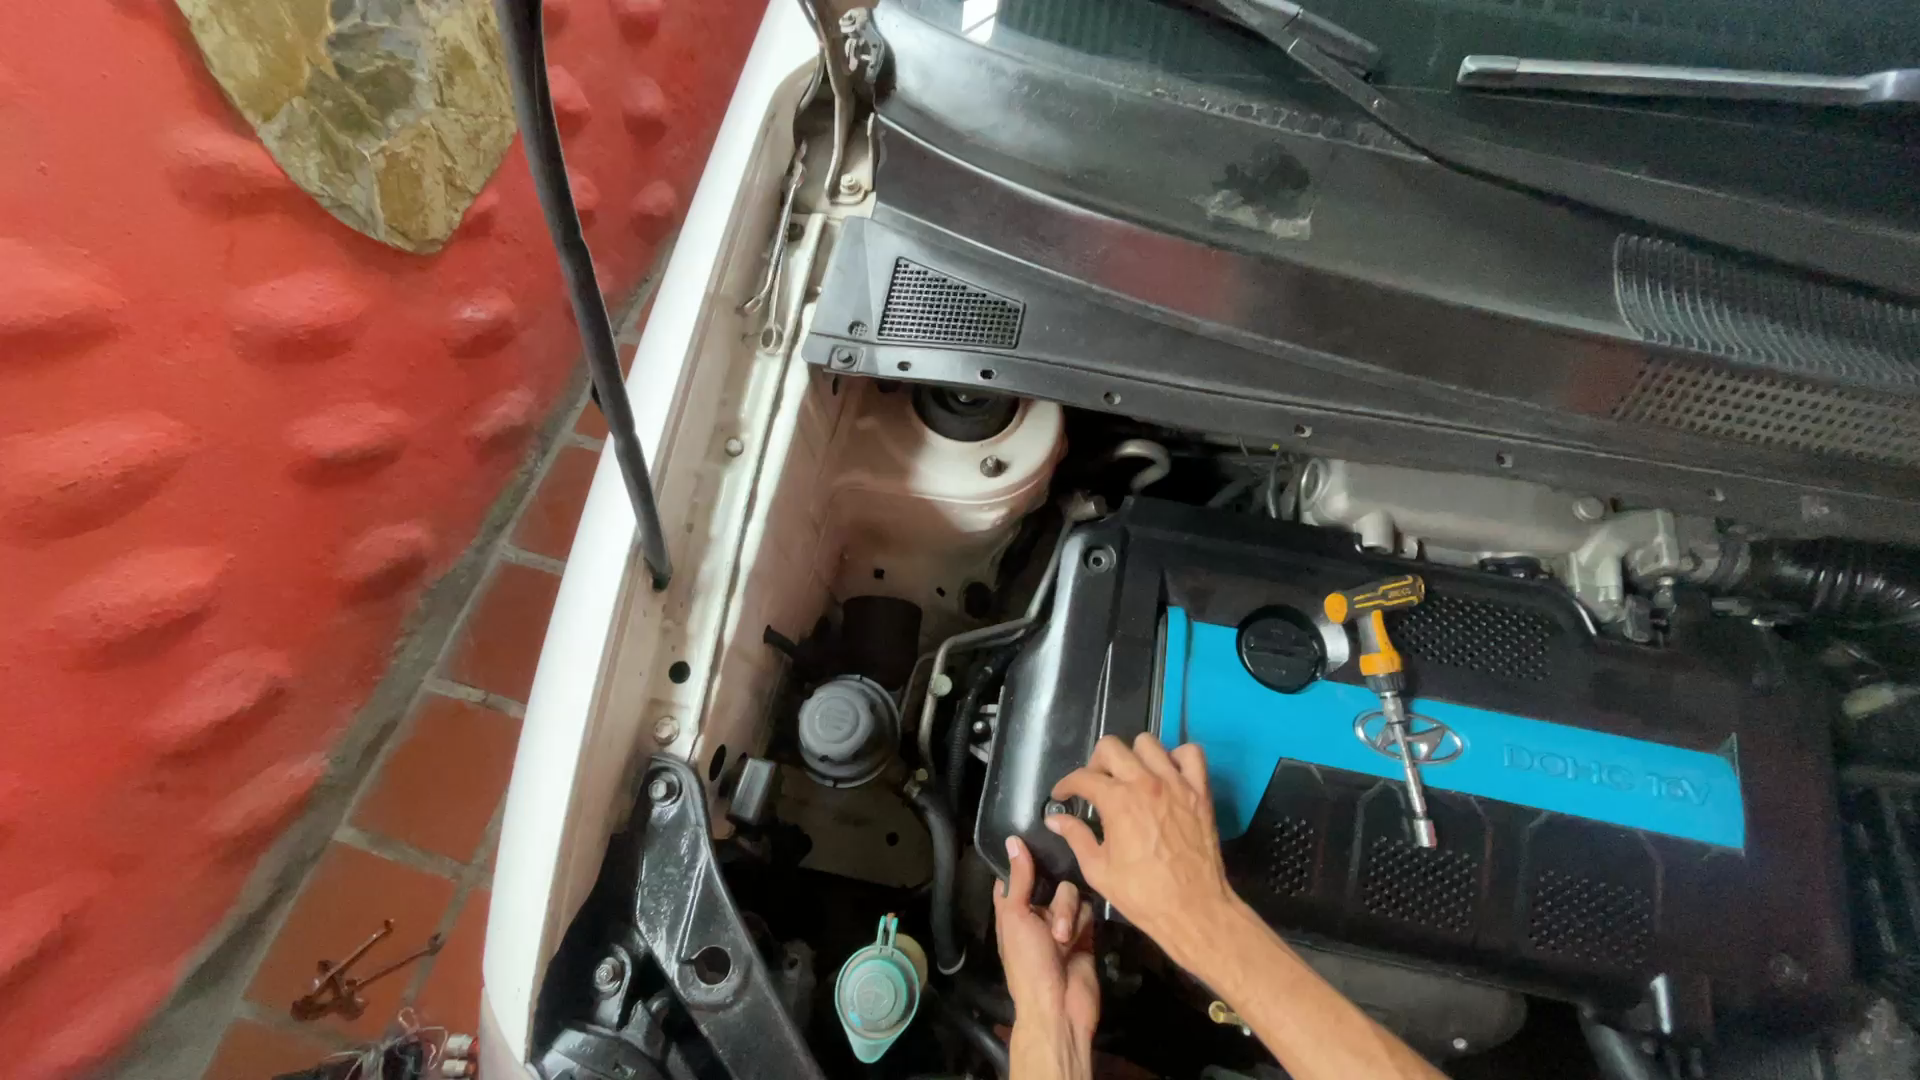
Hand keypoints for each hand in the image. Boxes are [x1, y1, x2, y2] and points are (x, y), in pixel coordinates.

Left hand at [995, 835, 1098, 1079]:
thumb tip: (1013, 840)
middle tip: (1051, 907)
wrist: (1059, 1008)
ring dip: (1067, 913)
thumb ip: (1019, 878)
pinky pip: (1088, 910)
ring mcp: (1061, 922)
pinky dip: (1082, 923)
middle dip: (1054, 892)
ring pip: (1070, 893)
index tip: (1035, 835)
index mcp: (1013, 908)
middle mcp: (1036, 911)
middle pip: (1050, 879)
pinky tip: (1077, 939)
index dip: (1024, 857)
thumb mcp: (1016, 917)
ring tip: (1062, 937)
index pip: (1018, 872)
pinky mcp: (1085, 932)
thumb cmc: (1027, 963)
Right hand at [1046, 734, 1238, 969]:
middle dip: (1096, 763)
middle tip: (1096, 785)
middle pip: (1111, 747)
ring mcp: (1175, 783)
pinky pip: (1190, 754)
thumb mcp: (1098, 870)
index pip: (1082, 777)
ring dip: (1134, 757)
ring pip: (1147, 743)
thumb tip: (1055, 819)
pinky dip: (1177, 758)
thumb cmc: (1143, 894)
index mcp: (1117, 801)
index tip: (1063, 795)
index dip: (1066, 785)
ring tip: (1131, 778)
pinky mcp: (1200, 791)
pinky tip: (1168, 775)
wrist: (1194, 910)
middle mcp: (1144, 782)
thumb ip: (1075, 837)